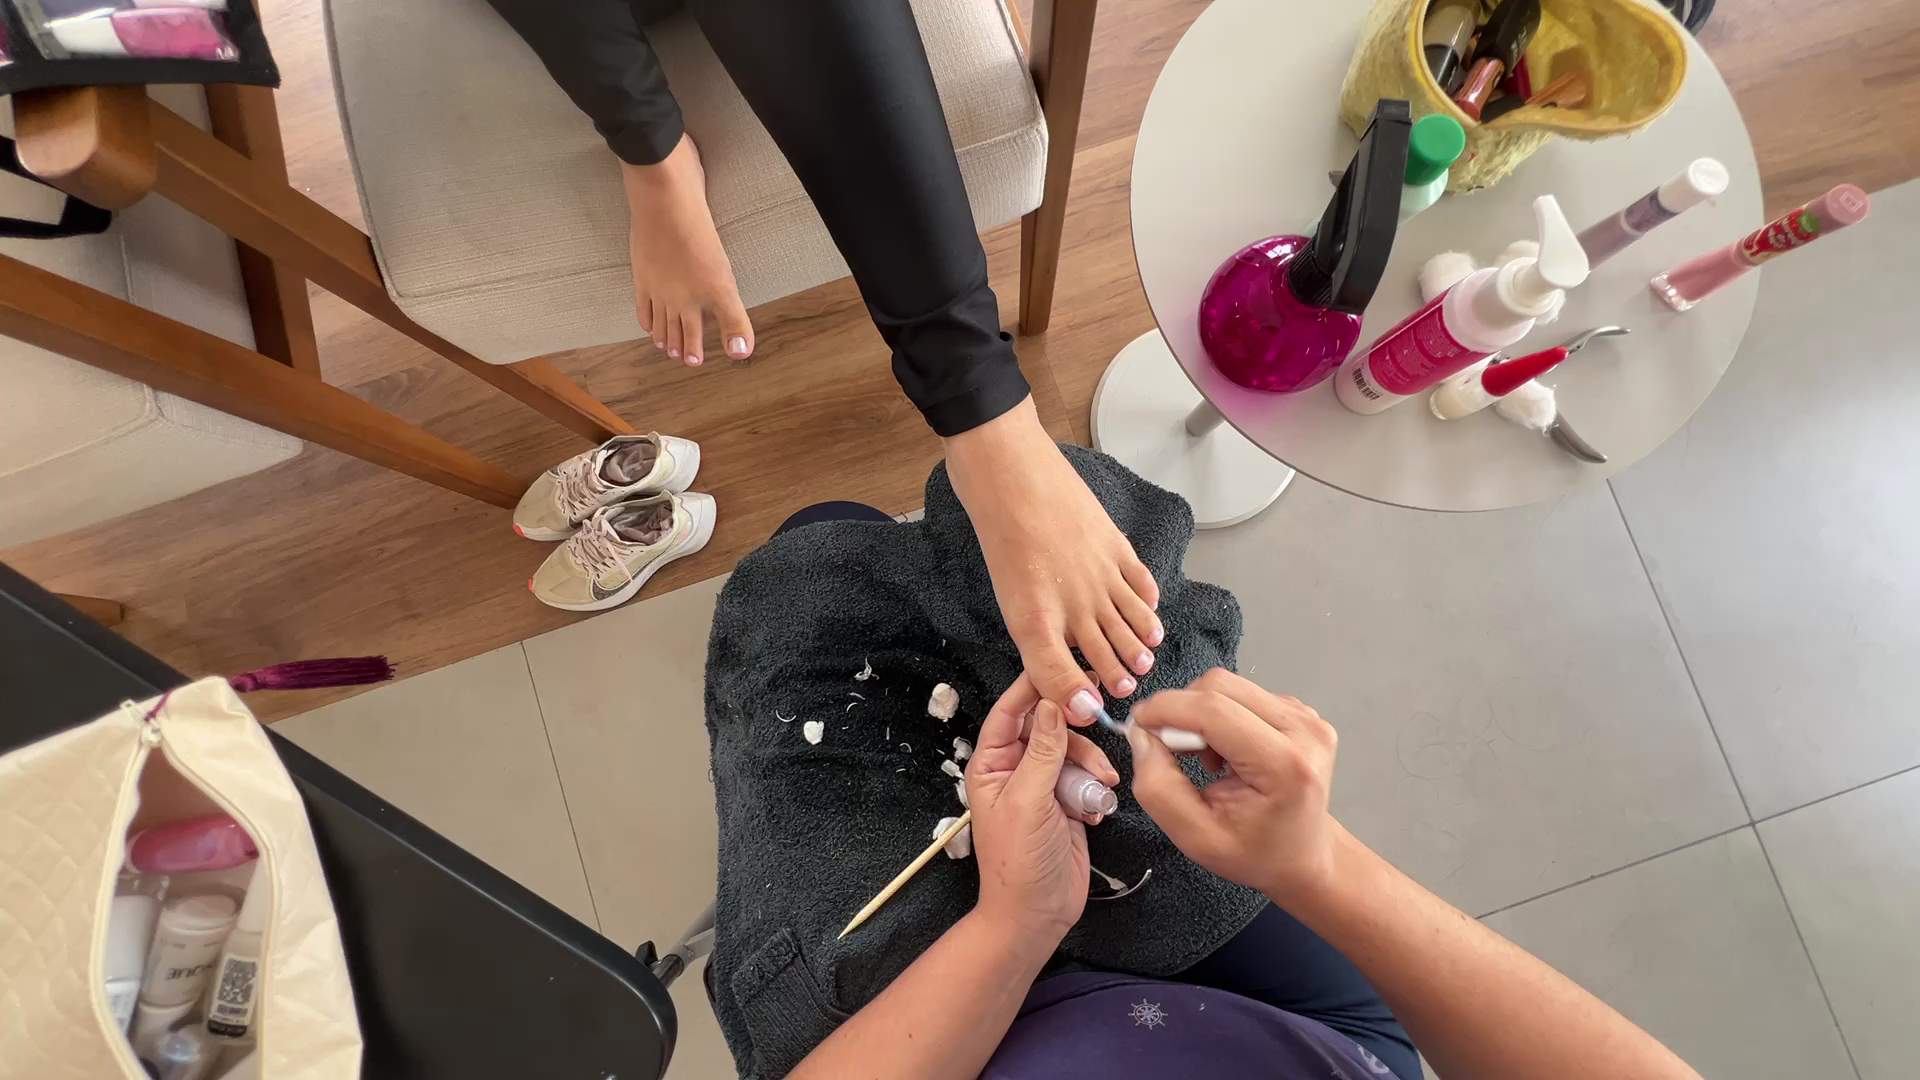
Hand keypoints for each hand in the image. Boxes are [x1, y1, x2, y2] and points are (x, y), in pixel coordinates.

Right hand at [623, 133, 754, 365]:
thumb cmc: (697, 238)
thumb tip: (740, 355)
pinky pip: (642, 290)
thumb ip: (732, 320)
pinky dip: (643, 306)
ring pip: (656, 310)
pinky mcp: (644, 258)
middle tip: (676, 355)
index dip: (693, 348)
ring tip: (660, 341)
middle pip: (672, 324)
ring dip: (660, 328)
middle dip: (677, 342)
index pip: (691, 333)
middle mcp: (669, 294)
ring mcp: (653, 276)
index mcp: (691, 301)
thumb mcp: (724, 285)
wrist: (664, 195)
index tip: (692, 361)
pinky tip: (644, 307)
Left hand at [946, 399, 1163, 709]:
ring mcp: (1101, 572)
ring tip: (1146, 657)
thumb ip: (1035, 636)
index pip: (1064, 672)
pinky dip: (1148, 598)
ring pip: (1129, 619)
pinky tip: (1151, 606)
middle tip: (1129, 687)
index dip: (1077, 696)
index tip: (1090, 711)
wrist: (1007, 469)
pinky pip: (1139, 579)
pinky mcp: (1114, 543)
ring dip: (1138, 642)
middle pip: (1106, 648)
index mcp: (1040, 620)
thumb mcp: (1004, 591)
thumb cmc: (995, 526)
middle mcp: (1077, 603)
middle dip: (1118, 672)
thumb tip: (1060, 665)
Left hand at [966, 675, 1119, 942]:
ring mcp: (1043, 783)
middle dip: (1074, 729)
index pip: (1011, 710)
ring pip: (1072, 750)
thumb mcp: (1028, 801)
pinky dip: (1095, 786)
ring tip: (1103, 783)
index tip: (1067, 668)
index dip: (1036, 687)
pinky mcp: (1067, 800)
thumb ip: (1043, 752)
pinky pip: (1085, 776)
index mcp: (992, 762)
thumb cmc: (1019, 861)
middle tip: (1099, 717)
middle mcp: (1016, 766)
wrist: (1037, 917)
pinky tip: (1097, 807)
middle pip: (1047, 725)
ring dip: (1090, 763)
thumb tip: (1053, 703)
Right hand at [1127, 669, 1339, 904]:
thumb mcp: (1194, 837)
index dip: (1166, 709)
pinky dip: (1217, 714)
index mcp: (1286, 766)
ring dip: (1198, 712)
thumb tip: (1141, 735)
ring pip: (1226, 684)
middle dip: (1180, 710)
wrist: (1303, 857)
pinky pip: (1240, 693)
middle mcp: (1304, 731)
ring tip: (1202, 755)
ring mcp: (1306, 716)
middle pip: (1219, 686)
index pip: (1214, 710)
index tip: (1138, 725)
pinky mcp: (1299, 711)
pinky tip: (1223, 748)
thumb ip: (1157, 787)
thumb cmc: (1253, 853)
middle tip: (1170, 749)